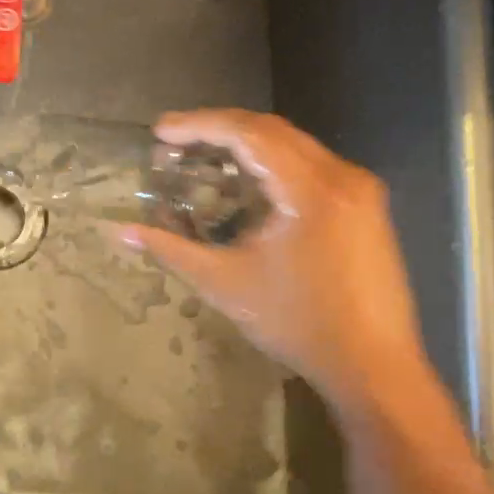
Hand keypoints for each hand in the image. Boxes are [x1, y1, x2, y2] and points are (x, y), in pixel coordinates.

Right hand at [107, 109, 427, 411]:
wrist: (375, 367)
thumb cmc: (298, 323)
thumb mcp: (224, 284)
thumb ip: (170, 249)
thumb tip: (119, 231)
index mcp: (310, 190)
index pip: (249, 134)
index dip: (199, 125)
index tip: (159, 133)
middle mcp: (341, 177)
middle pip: (271, 130)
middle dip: (217, 129)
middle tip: (172, 142)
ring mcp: (359, 191)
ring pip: (292, 145)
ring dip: (244, 145)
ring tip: (199, 157)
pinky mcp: (365, 207)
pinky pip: (309, 165)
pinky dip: (270, 163)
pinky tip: (243, 183)